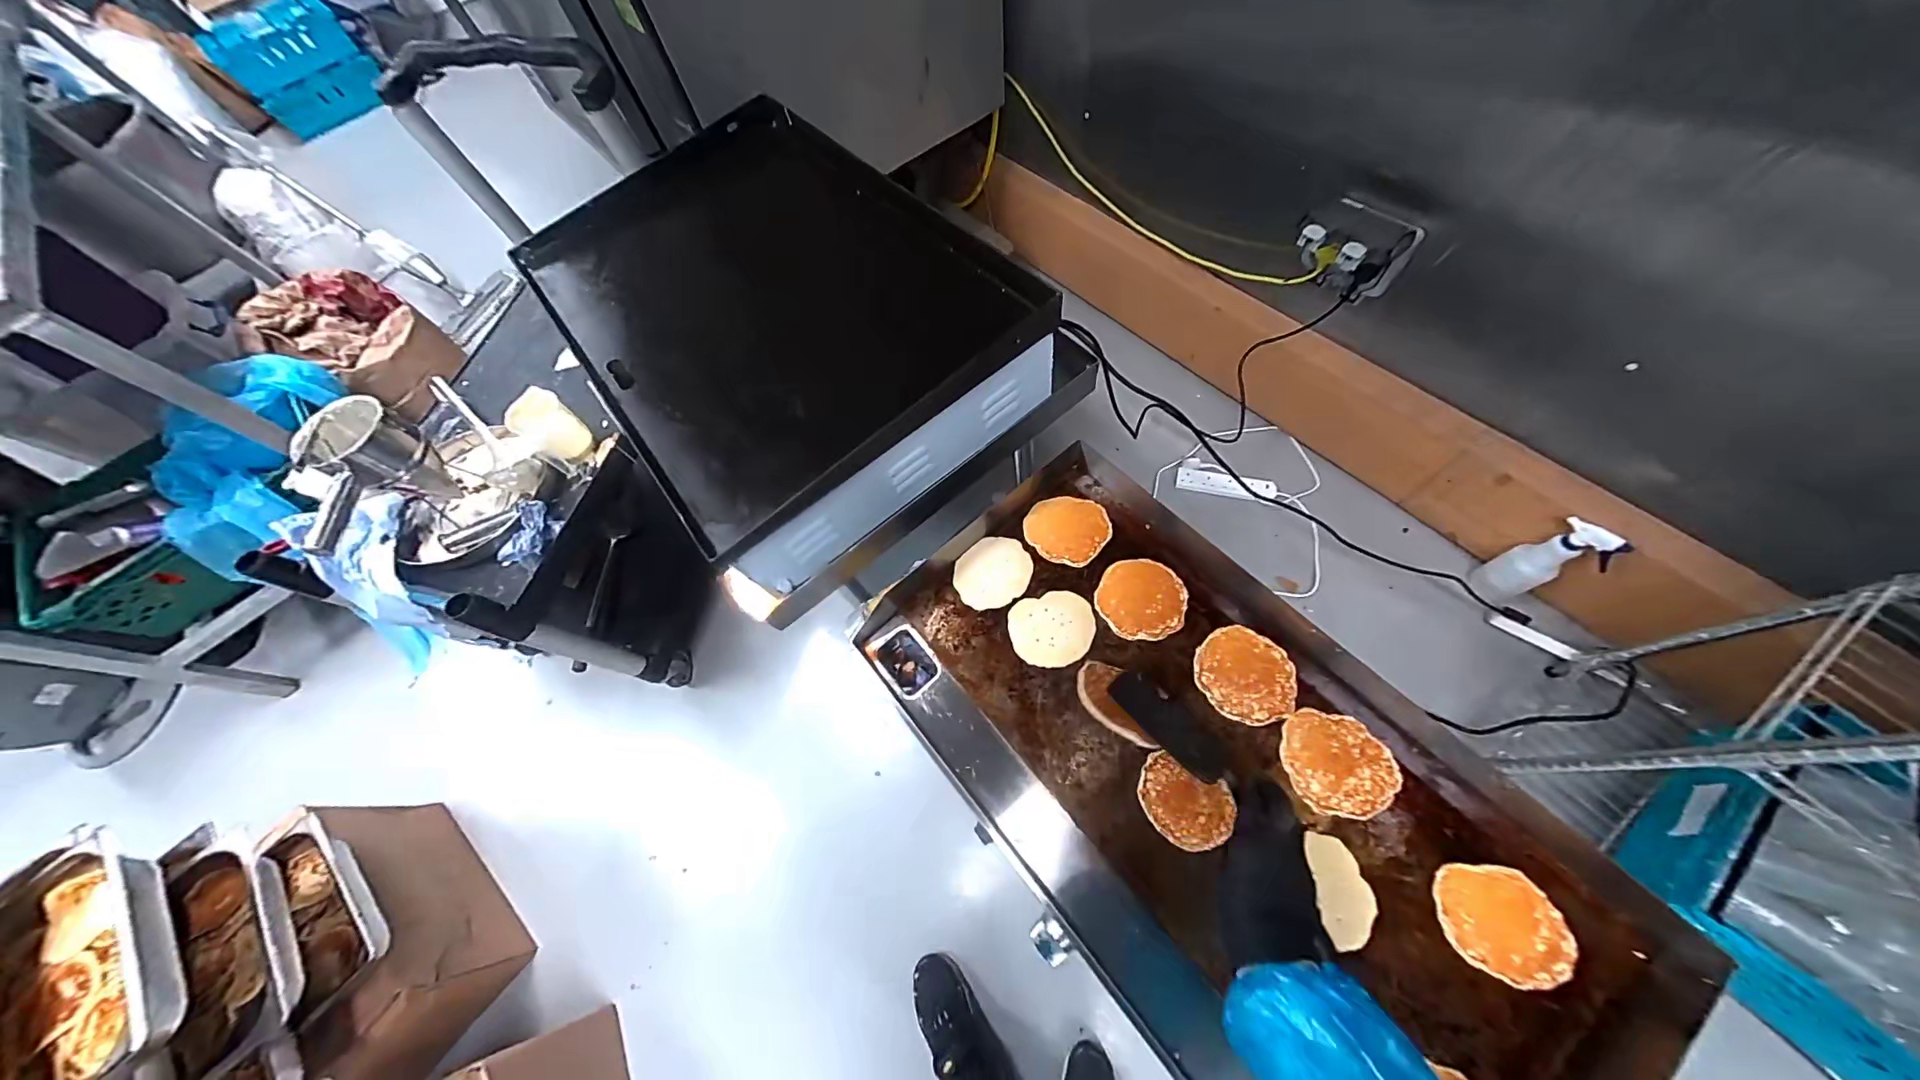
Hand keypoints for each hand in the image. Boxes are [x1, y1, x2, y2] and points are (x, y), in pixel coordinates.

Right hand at [1219, 778, 1331, 971]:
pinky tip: (1270, 838)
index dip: (1237, 782)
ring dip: (1275, 806)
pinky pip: (1293, 836)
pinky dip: (1281, 829)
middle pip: (1276, 797)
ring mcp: (1298, 852)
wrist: (1281, 952)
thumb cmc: (1240, 915)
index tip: (1226, 774)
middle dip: (1263, 787)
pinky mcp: (1307, 869)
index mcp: (1253, 834)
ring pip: (1288, 815)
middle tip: (1248, 782)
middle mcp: (1279, 836)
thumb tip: (1232, 831)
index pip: (1248, 795)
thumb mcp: (1225, 874)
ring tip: (1259, 806)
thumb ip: (1232, 846)